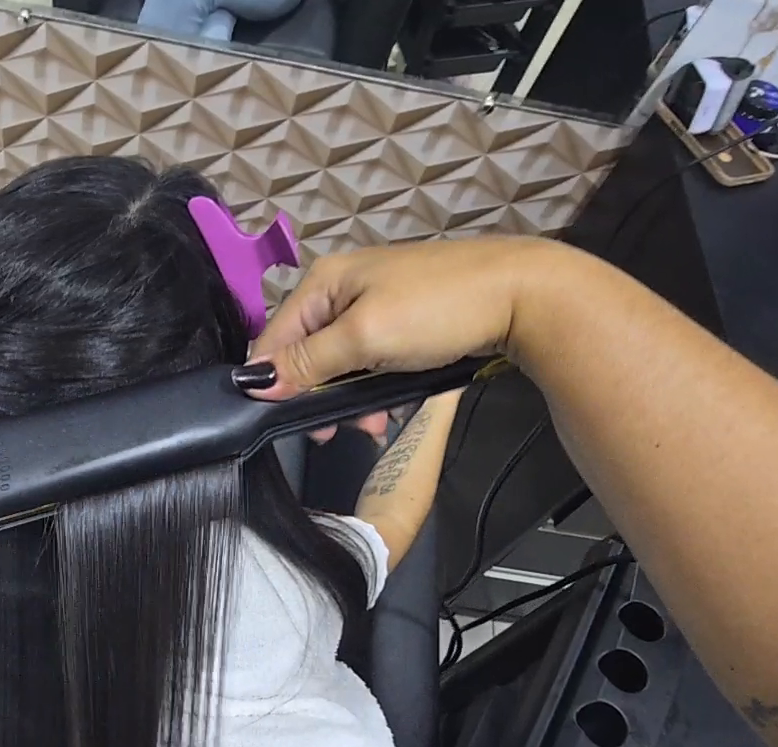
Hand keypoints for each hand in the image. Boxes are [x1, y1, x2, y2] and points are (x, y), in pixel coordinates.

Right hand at [243, 237, 556, 399]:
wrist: (525, 296)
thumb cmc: (439, 311)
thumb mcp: (365, 338)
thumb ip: (307, 362)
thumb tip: (252, 381)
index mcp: (323, 281)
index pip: (273, 339)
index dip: (275, 383)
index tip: (292, 422)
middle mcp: (339, 289)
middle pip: (303, 355)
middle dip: (317, 397)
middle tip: (336, 433)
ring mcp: (370, 304)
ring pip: (335, 364)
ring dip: (347, 400)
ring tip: (374, 424)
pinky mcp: (396, 321)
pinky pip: (364, 362)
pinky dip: (370, 388)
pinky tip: (389, 407)